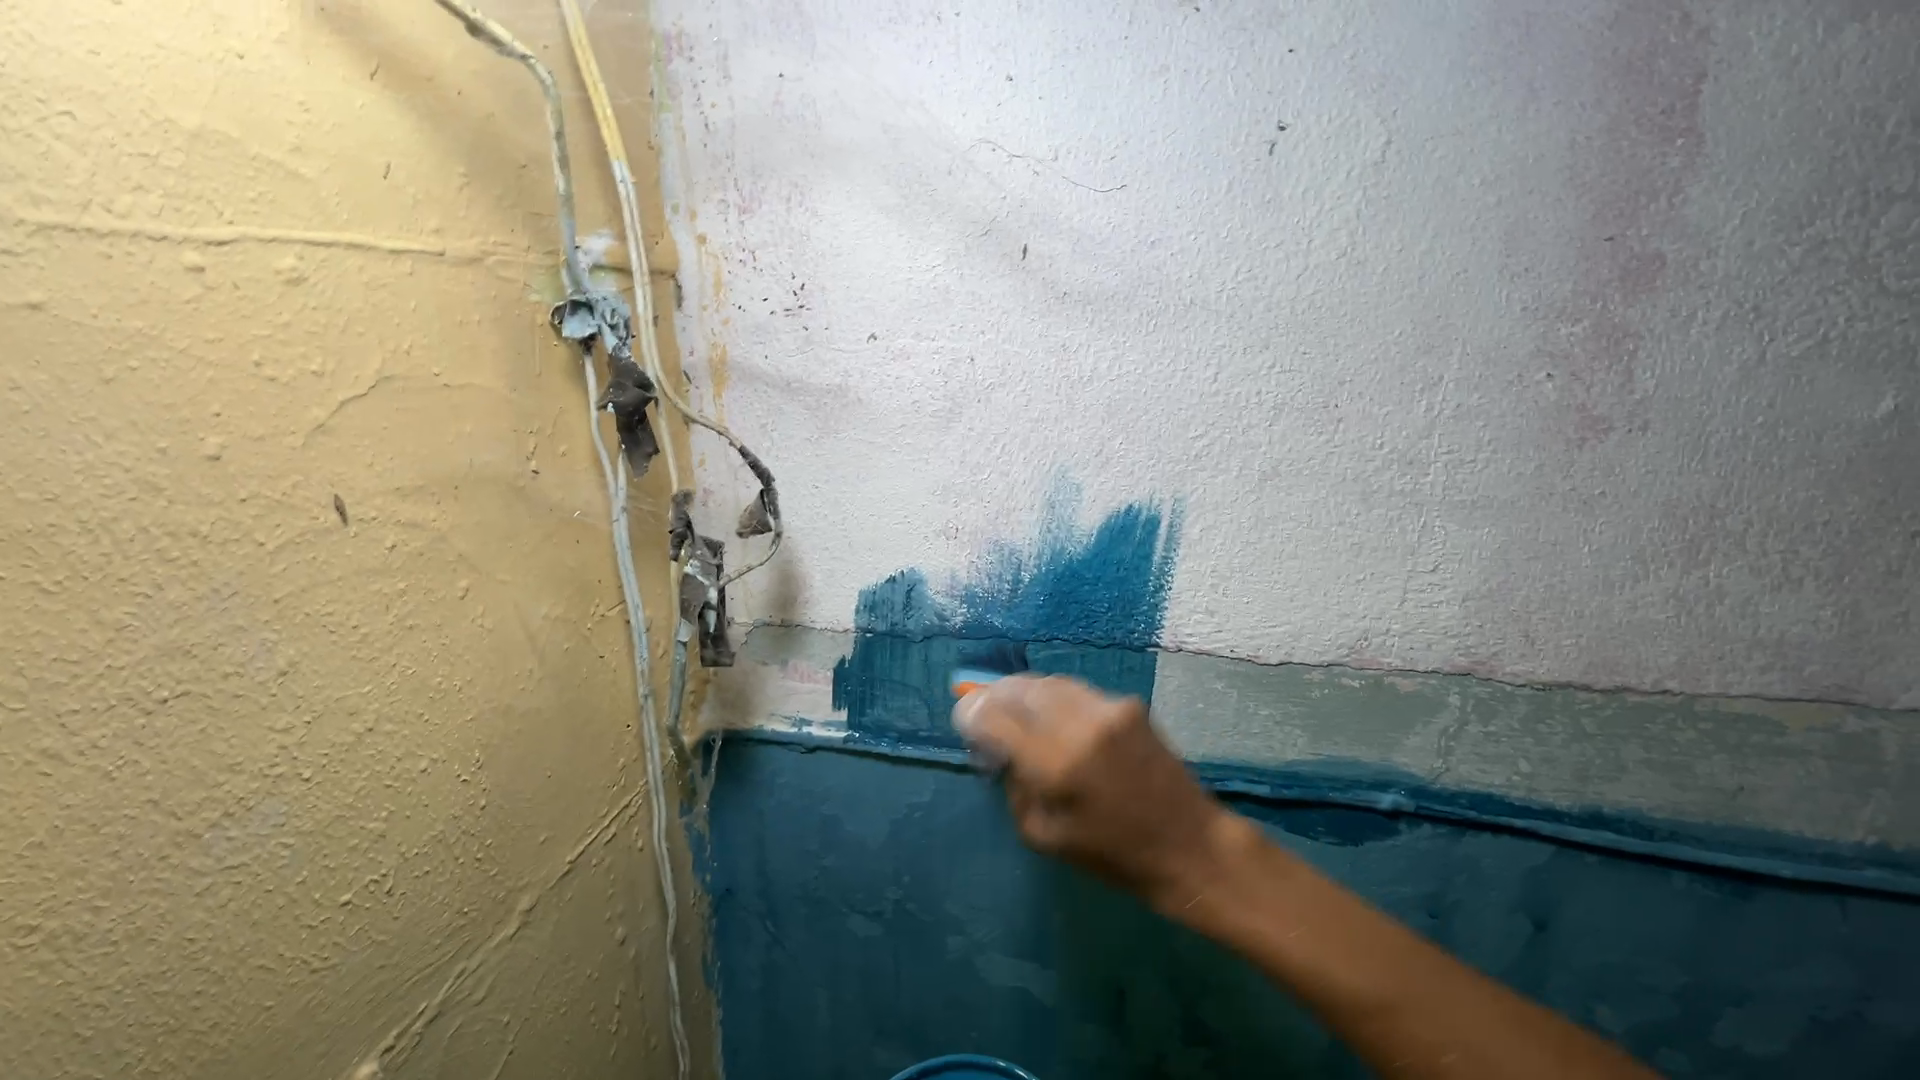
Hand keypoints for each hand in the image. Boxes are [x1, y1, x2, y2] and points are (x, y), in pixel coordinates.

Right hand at [951, 675, 1233, 906]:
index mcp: (1056, 763)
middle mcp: (1080, 724)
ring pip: (1049, 682)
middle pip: (1019, 688)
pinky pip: (1077, 691)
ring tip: (1014, 710)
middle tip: (983, 710)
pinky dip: (1056, 699)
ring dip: (1025, 693)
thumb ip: (1014, 786)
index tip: (963, 719)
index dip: (971, 713)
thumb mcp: (1043, 835)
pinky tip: (1054, 717)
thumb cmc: (1113, 854)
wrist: (1189, 844)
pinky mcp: (1129, 704)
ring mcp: (1108, 708)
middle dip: (994, 696)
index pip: (995, 715)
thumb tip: (999, 750)